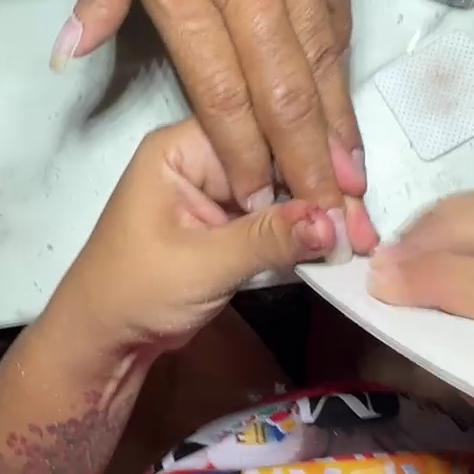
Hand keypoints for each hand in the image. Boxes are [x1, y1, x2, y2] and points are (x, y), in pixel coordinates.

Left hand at [51, 119, 363, 357]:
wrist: (108, 340)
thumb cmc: (135, 293)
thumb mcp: (201, 265)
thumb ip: (266, 239)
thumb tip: (332, 222)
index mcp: (182, 147)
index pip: (258, 133)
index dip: (308, 158)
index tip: (353, 190)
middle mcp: (204, 157)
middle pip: (277, 159)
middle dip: (323, 192)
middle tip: (364, 227)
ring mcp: (220, 189)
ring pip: (284, 188)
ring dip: (321, 214)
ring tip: (362, 238)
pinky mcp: (231, 220)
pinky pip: (278, 215)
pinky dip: (306, 231)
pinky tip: (340, 242)